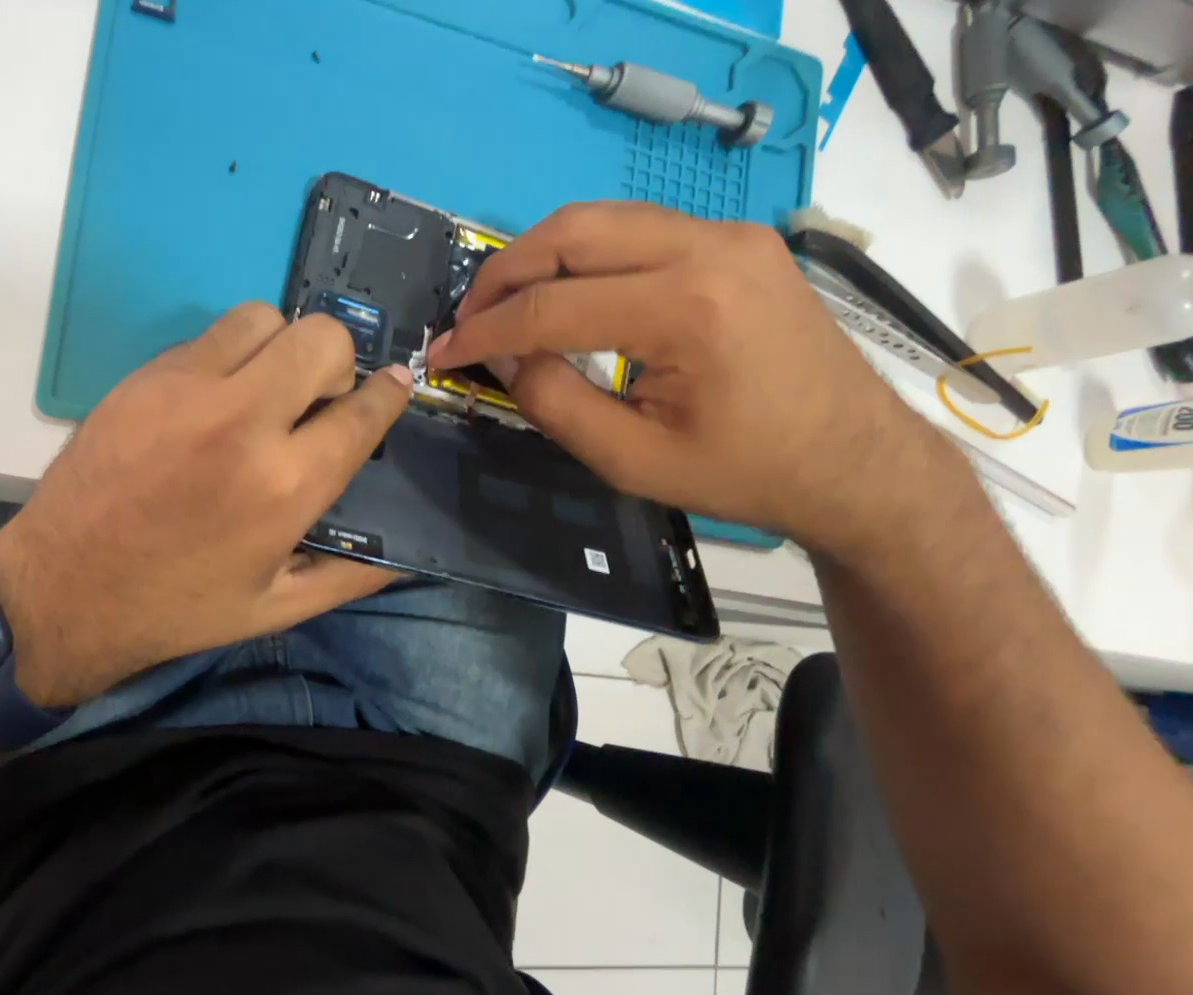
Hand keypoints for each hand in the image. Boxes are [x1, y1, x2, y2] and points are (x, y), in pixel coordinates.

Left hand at [0, 304, 412, 706]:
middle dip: (337, 364)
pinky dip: (226, 359)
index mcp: (285, 485)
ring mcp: (187, 390)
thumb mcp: (274, 609)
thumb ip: (349, 576)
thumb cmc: (174, 609)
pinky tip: (209, 404)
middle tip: (315, 403)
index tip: (395, 386)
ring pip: (263, 319)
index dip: (390, 393)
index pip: (363, 411)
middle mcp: (243, 421)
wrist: (63, 591)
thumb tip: (404, 557)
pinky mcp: (143, 379)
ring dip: (280, 348)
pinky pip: (206, 338)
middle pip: (322, 339)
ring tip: (263, 392)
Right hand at [430, 201, 958, 558]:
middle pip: (572, 231)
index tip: (442, 352)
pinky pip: (637, 230)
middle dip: (503, 273)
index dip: (485, 331)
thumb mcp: (632, 459)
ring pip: (601, 219)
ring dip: (539, 257)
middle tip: (466, 319)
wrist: (855, 461)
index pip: (552, 305)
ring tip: (503, 306)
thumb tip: (504, 358)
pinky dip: (583, 256)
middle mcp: (709, 248)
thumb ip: (555, 403)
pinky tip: (562, 294)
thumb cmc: (745, 473)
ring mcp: (730, 236)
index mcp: (687, 308)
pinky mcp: (737, 242)